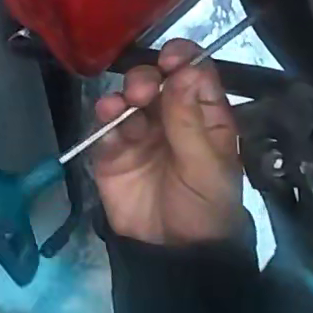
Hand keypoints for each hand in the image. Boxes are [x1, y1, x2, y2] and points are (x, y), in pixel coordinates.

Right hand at [90, 40, 243, 245]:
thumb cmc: (204, 207)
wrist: (171, 257)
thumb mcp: (207, 166)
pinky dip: (106, 116)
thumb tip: (187, 70)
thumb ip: (190, 119)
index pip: (195, 75)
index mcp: (204, 116)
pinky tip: (109, 115)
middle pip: (158, 80)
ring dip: (127, 92)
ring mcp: (140, 131)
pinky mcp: (113, 149)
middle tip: (144, 87)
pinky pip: (107, 125)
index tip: (172, 55)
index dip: (184, 60)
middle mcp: (171, 116)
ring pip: (130, 97)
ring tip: (126, 102)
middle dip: (149, 76)